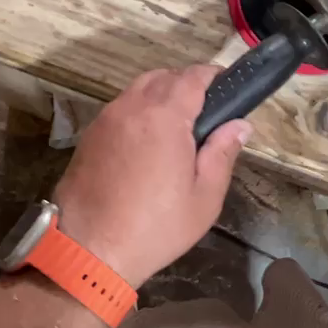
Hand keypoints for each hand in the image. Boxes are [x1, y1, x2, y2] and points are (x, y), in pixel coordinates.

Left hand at [51, 65, 250, 286]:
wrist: (88, 251)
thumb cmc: (155, 228)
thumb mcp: (204, 197)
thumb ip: (222, 153)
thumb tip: (240, 125)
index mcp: (165, 117)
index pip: (193, 77)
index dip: (213, 76)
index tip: (227, 87)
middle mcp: (132, 107)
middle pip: (164, 77)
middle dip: (187, 84)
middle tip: (205, 112)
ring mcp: (106, 119)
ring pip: (138, 89)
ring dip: (160, 95)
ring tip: (177, 126)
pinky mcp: (89, 135)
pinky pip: (120, 108)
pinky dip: (138, 111)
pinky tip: (147, 141)